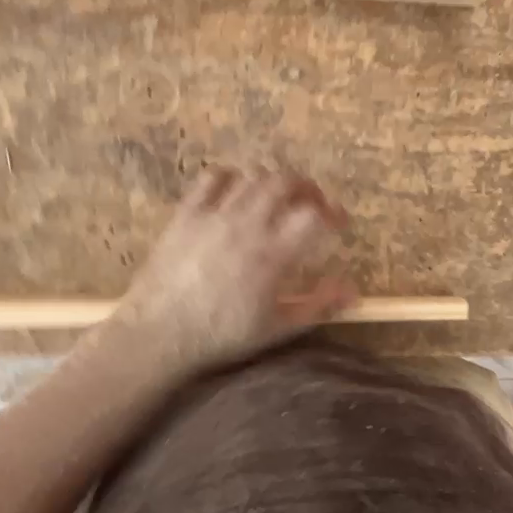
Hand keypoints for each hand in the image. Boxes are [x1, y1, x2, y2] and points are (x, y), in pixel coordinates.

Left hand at [84, 169, 356, 376]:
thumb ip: (319, 305)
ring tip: (279, 198)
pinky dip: (234, 178)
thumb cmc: (223, 336)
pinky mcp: (187, 213)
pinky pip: (213, 178)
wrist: (158, 333)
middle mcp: (246, 225)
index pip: (314, 215)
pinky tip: (238, 193)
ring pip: (253, 176)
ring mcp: (214, 215)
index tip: (340, 223)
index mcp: (273, 254)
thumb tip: (354, 291)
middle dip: (307, 188)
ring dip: (273, 182)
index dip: (334, 212)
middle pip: (286, 182)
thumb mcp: (279, 328)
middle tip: (313, 204)